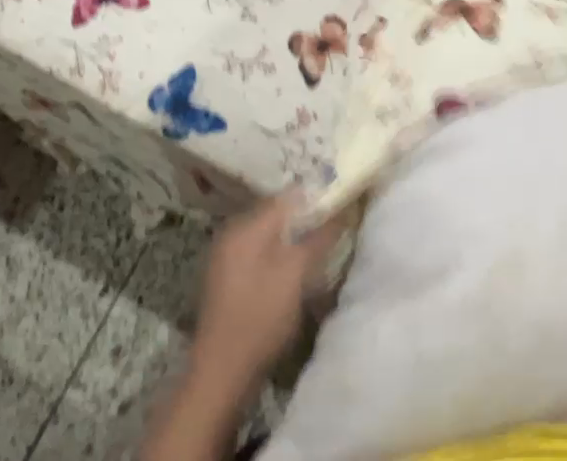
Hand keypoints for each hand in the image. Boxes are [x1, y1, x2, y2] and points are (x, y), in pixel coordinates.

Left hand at [191, 194, 343, 381]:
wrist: (222, 371)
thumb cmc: (261, 317)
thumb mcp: (297, 273)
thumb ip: (319, 237)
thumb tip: (342, 208)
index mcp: (245, 227)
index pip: (288, 196)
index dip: (318, 198)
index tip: (343, 204)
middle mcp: (232, 234)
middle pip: (278, 214)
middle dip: (308, 219)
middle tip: (337, 228)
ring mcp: (227, 257)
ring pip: (271, 235)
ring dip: (296, 239)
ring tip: (322, 250)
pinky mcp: (229, 279)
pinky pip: (261, 253)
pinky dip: (281, 255)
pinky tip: (297, 271)